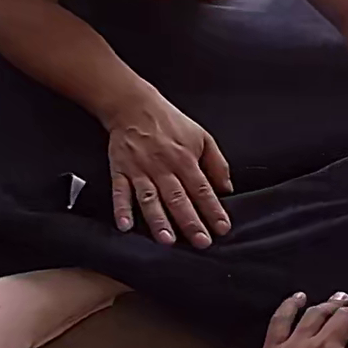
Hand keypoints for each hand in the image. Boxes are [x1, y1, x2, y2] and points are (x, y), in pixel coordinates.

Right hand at [106, 94, 231, 247]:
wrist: (133, 105)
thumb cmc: (170, 122)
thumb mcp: (203, 137)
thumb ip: (217, 164)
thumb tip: (227, 189)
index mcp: (185, 159)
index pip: (203, 190)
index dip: (213, 210)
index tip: (222, 228)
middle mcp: (163, 167)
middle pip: (178, 198)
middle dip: (190, 222)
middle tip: (200, 242)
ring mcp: (140, 170)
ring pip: (150, 199)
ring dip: (158, 220)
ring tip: (167, 240)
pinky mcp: (120, 170)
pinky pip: (120, 192)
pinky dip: (121, 209)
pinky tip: (126, 226)